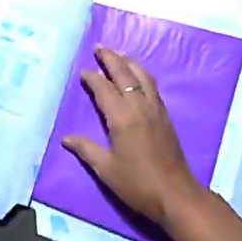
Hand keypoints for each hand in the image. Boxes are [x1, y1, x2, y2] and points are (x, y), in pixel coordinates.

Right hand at [61, 47, 209, 226]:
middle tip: (99, 47)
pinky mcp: (165, 116)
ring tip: (119, 56)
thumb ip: (86, 150)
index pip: (104, 88)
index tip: (83, 72)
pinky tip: (138, 77)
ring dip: (129, 63)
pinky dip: (142, 75)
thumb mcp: (106, 169)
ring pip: (143, 76)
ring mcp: (156, 109)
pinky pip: (152, 86)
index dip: (93, 78)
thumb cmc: (137, 183)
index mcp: (122, 117)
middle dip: (112, 59)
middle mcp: (140, 106)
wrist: (174, 193)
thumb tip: (67, 139)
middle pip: (125, 74)